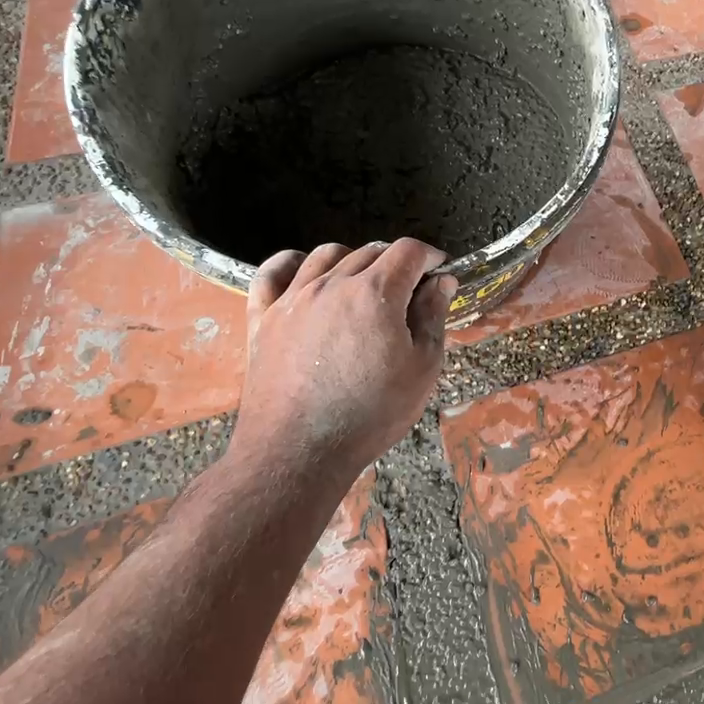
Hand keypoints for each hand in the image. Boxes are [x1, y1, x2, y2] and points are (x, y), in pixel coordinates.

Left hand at [230, 239, 457, 477]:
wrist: (297, 454)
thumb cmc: (371, 414)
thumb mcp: (422, 368)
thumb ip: (433, 316)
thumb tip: (441, 281)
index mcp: (376, 293)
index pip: (408, 250)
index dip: (430, 255)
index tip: (439, 271)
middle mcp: (332, 284)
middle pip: (371, 250)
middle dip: (396, 261)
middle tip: (409, 290)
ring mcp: (292, 298)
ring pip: (326, 254)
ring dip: (353, 259)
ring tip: (364, 284)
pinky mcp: (262, 318)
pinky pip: (272, 272)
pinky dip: (292, 263)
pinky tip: (306, 272)